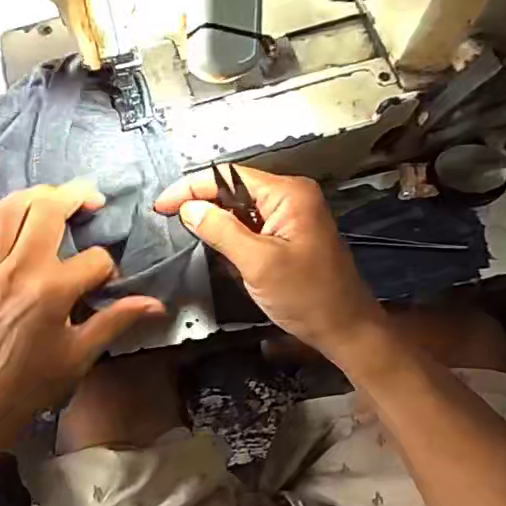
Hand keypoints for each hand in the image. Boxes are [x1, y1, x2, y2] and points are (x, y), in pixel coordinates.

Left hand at [0, 181, 167, 459]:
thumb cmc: (28, 386)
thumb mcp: (79, 357)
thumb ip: (115, 321)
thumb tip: (156, 304)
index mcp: (51, 290)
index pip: (94, 259)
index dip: (109, 268)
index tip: (109, 282)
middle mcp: (19, 269)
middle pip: (46, 209)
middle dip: (75, 195)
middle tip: (94, 197)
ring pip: (9, 210)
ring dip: (35, 194)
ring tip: (57, 196)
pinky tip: (13, 213)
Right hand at [153, 166, 387, 362]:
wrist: (345, 329)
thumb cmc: (306, 296)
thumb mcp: (258, 263)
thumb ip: (221, 231)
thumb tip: (188, 208)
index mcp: (288, 194)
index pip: (228, 177)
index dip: (191, 188)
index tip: (160, 206)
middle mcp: (290, 196)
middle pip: (232, 188)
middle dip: (199, 201)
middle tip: (166, 219)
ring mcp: (289, 215)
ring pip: (237, 207)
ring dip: (212, 218)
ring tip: (182, 230)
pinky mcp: (285, 234)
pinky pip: (247, 224)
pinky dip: (226, 232)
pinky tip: (211, 245)